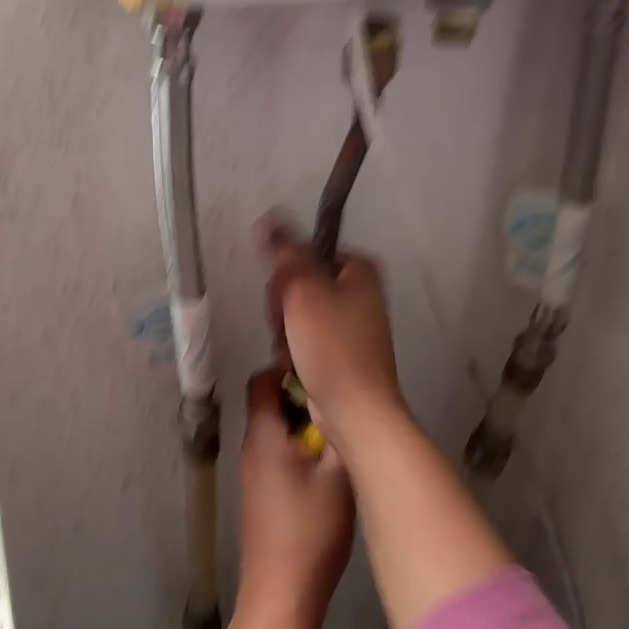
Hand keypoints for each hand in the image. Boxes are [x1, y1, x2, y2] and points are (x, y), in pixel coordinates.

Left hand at [237, 368, 355, 615]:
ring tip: (337, 432)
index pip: (262, 380)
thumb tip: (343, 400)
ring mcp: (252, 473)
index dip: (288, 368)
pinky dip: (298, 449)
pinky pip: (276, 454)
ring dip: (302, 425)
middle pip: (269, 404)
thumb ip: (341, 431)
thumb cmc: (311, 528)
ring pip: (275, 432)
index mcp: (264, 434)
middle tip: (337, 403)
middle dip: (301, 398)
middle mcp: (251, 447)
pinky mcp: (260, 494)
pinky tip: (326, 467)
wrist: (282, 591)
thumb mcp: (340, 475)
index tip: (320, 371)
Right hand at [260, 219, 407, 444]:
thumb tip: (268, 217)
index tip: (284, 297)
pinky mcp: (342, 350)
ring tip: (291, 349)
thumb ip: (285, 251)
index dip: (287, 273)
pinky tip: (295, 362)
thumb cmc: (332, 346)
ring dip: (285, 329)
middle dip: (283, 305)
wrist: (354, 410)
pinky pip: (306, 335)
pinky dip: (295, 347)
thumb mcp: (303, 290)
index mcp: (359, 268)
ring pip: (298, 310)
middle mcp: (360, 291)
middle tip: (286, 326)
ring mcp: (352, 323)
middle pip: (300, 281)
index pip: (305, 252)